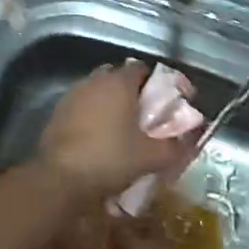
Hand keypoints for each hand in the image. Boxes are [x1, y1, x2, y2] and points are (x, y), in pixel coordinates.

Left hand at [38, 61, 191, 199]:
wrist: (59, 180)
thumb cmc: (110, 159)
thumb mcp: (151, 156)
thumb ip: (175, 146)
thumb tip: (190, 140)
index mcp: (119, 82)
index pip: (142, 68)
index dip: (156, 82)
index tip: (165, 101)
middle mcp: (95, 81)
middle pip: (118, 76)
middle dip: (132, 91)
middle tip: (144, 114)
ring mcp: (72, 95)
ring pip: (97, 91)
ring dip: (110, 103)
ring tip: (121, 128)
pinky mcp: (57, 113)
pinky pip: (81, 106)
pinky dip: (91, 115)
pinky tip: (97, 138)